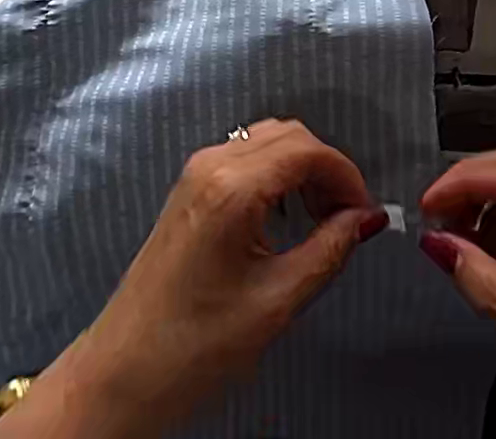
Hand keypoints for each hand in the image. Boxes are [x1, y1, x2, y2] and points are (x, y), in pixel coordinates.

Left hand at [0, 119, 388, 438]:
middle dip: (325, 166)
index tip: (366, 212)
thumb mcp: (277, 298)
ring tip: (321, 217)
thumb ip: (328, 248)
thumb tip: (366, 217)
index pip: (304, 149)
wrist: (129, 362)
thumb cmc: (202, 339)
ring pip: (263, 140)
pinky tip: (285, 212)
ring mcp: (195, 169)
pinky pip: (243, 156)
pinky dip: (274, 171)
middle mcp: (211, 162)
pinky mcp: (190, 184)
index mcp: (232, 186)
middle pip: (285, 134)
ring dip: (300, 166)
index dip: (345, 174)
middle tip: (347, 216)